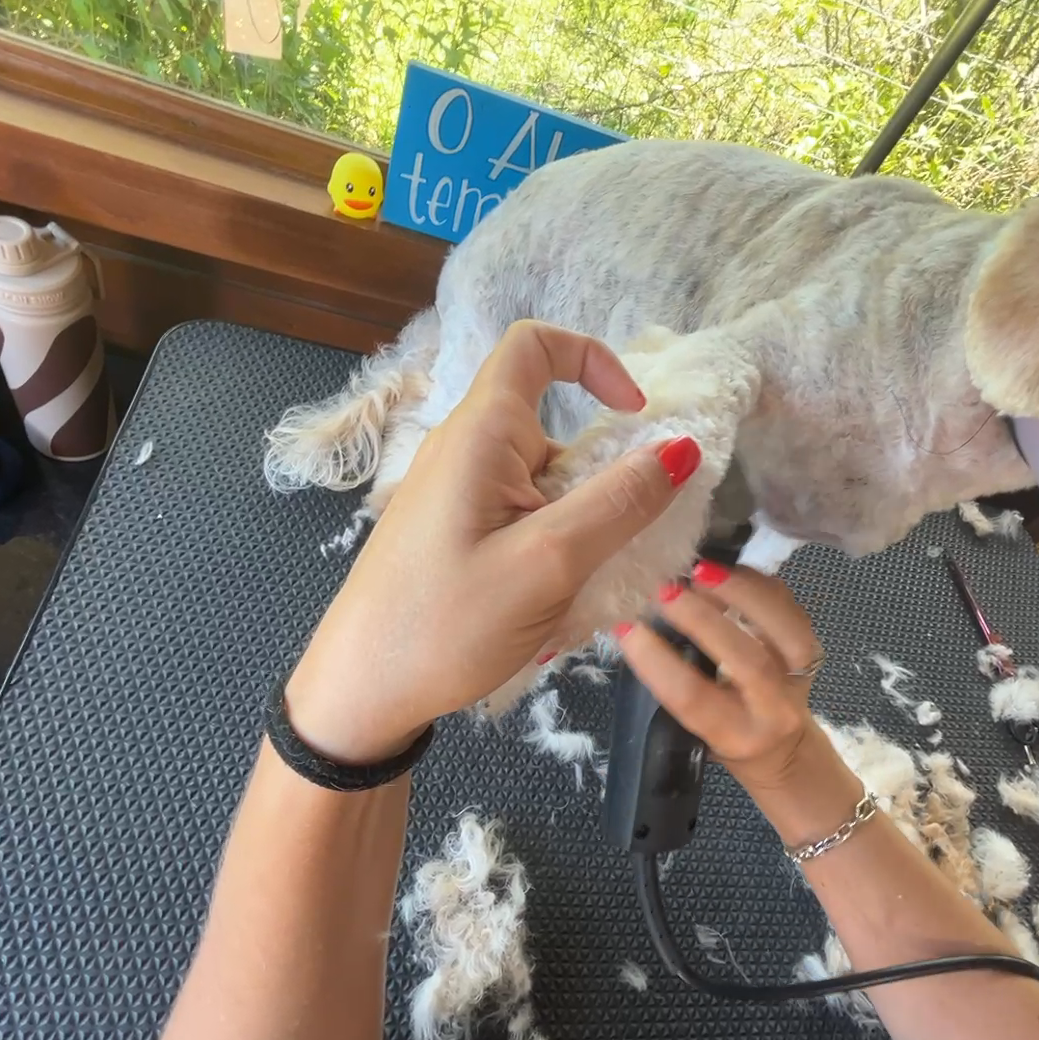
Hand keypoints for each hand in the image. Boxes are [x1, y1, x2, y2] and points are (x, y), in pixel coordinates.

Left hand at [286, 320, 701, 763]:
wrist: (359, 693)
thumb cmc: (446, 624)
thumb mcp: (549, 563)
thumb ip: (619, 503)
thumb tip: (679, 448)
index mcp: (480, 434)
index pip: (534, 346)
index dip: (594, 359)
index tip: (635, 416)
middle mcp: (464, 452)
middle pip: (552, 432)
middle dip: (601, 479)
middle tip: (618, 546)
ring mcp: (456, 496)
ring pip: (542, 485)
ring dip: (580, 526)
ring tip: (581, 592)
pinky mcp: (453, 534)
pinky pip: (521, 519)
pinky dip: (553, 547)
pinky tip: (553, 606)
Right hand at [615, 562, 825, 791]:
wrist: (785, 750)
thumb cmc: (726, 739)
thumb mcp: (693, 731)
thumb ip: (673, 688)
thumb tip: (636, 628)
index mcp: (735, 735)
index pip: (693, 697)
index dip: (658, 662)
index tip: (627, 628)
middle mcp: (773, 708)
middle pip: (747, 660)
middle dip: (703, 619)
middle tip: (666, 590)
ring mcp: (800, 676)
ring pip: (783, 629)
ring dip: (740, 593)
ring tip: (701, 570)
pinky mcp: (814, 647)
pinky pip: (790, 607)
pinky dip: (757, 583)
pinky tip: (726, 570)